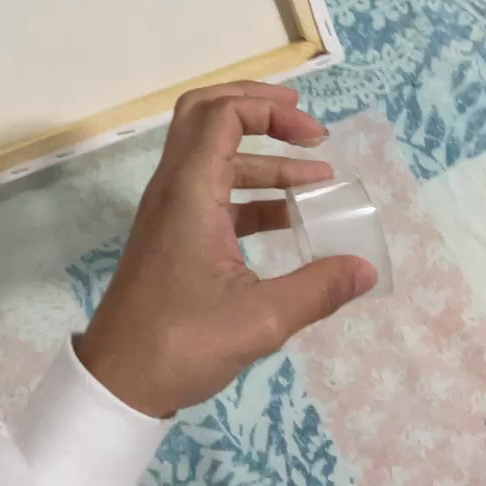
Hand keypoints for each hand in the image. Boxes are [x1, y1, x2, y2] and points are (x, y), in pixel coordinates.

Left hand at [75, 82, 377, 417]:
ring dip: (264, 157)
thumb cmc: (182, 342)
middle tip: (305, 122)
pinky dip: (253, 193)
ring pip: (214, 154)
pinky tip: (291, 219)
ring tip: (320, 179)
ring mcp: (171, 207)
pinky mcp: (174, 231)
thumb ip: (317, 289)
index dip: (270, 109)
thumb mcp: (260, 318)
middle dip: (258, 108)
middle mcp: (175, 186)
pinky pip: (215, 191)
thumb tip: (366, 269)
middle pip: (207, 114)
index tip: (315, 135)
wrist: (120, 377)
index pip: (223, 113)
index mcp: (190, 189)